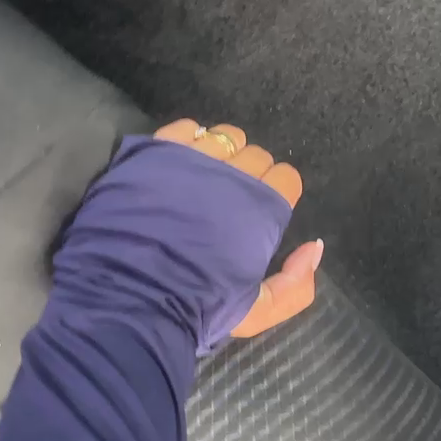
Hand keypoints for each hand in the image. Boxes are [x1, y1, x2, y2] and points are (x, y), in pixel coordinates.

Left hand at [151, 119, 322, 337]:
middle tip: (232, 197)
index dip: (278, 191)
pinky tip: (181, 160)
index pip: (287, 177)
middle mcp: (234, 177)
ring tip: (207, 174)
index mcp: (263, 210)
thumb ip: (297, 283)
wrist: (125, 300)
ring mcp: (194, 161)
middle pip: (258, 154)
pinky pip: (184, 128)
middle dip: (252, 173)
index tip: (261, 209)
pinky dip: (189, 138)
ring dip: (224, 152)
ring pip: (225, 136)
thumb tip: (315, 246)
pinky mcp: (156, 154)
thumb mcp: (258, 311)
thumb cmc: (196, 308)